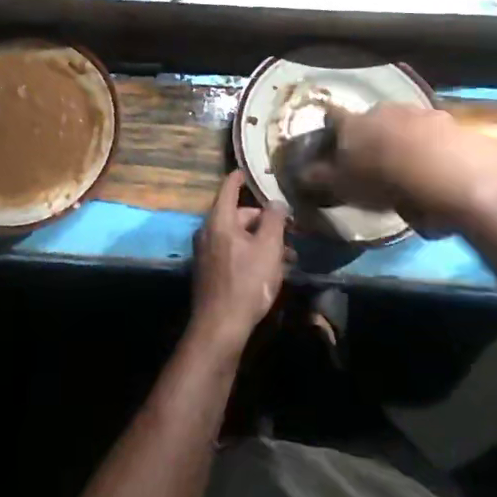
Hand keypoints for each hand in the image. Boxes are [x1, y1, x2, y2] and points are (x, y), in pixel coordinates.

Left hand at [190, 171, 287, 348]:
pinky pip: (232, 252)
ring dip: (262, 242)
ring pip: (238, 237)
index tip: (248, 170)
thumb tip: (275, 202)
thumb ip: (274, 220)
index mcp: (218, 221)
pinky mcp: (210, 271)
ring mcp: (206, 253)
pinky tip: (272, 270)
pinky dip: (251, 254)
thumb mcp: (268, 248)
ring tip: (289, 257)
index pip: (227, 188)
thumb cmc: (247, 282)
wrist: (220, 325)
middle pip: (237, 216)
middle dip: (264, 221)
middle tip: (290, 232)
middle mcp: (207, 232)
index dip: (239, 178)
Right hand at [307, 105, 496, 232]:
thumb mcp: (343, 188)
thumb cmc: (384, 181)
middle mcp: (380, 110)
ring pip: (402, 122)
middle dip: (370, 134)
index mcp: (351, 124)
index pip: (331, 117)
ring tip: (408, 166)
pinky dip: (431, 144)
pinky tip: (436, 165)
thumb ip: (319, 178)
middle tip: (374, 160)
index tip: (332, 142)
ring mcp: (416, 112)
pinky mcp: (448, 121)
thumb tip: (300, 173)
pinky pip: (432, 131)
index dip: (330, 128)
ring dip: (402, 138)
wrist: (448, 173)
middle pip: (369, 119)